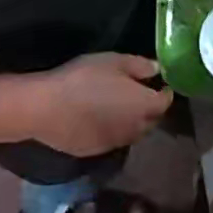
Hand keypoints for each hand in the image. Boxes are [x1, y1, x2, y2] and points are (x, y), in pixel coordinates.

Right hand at [25, 53, 171, 156]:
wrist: (46, 108)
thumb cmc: (84, 78)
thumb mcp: (115, 61)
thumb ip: (140, 66)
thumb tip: (157, 70)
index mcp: (142, 106)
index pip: (164, 103)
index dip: (166, 93)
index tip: (162, 84)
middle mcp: (133, 129)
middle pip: (152, 121)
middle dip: (153, 109)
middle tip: (145, 94)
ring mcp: (114, 144)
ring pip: (134, 133)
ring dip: (136, 121)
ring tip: (127, 106)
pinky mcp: (95, 152)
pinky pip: (115, 140)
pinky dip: (117, 130)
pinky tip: (105, 119)